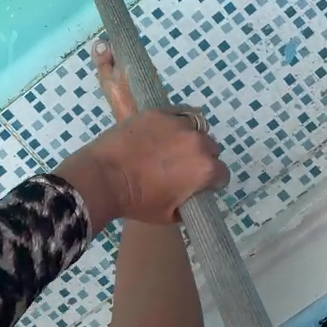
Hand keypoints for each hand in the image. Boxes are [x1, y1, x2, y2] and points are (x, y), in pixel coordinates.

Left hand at [56, 106, 229, 225]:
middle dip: (201, 158)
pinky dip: (178, 120)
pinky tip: (168, 129)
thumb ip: (191, 203)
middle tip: (181, 166)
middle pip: (211, 148)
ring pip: (197, 127)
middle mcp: (197, 142)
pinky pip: (180, 112)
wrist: (104, 177)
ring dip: (190, 137)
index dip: (211, 181)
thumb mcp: (171, 215)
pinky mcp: (159, 111)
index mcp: (205, 169)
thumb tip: (194, 195)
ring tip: (172, 146)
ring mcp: (178, 123)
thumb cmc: (137, 201)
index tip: (197, 185)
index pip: (222, 173)